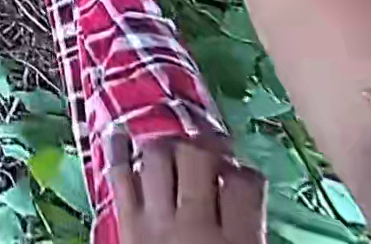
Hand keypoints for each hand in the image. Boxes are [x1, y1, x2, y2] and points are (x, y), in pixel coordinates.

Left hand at [110, 131, 264, 243]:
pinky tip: (122, 137)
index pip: (245, 186)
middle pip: (196, 158)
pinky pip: (119, 173)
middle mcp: (195, 225)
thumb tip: (249, 202)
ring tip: (175, 147)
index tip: (245, 172)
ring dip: (167, 146)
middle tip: (211, 147)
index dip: (247, 173)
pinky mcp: (126, 223)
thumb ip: (251, 235)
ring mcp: (156, 220)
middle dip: (205, 147)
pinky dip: (119, 150)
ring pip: (157, 156)